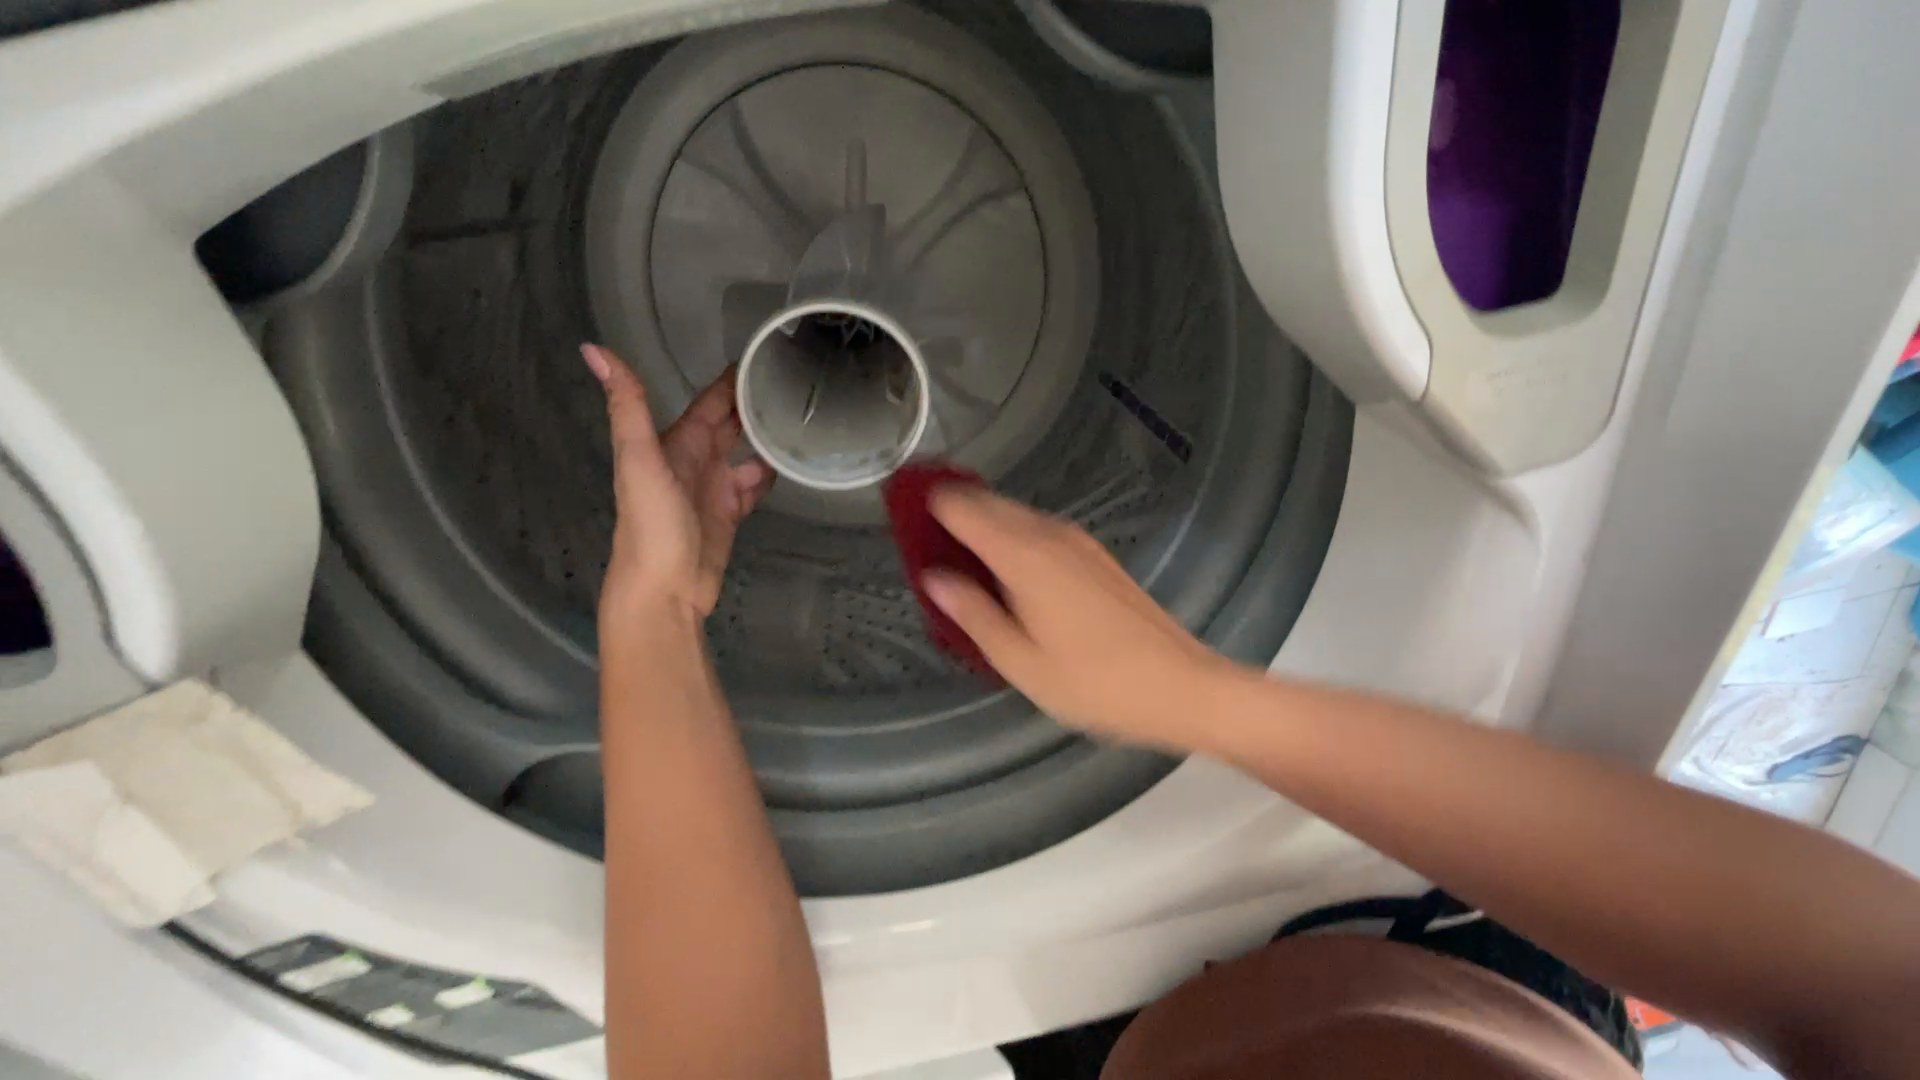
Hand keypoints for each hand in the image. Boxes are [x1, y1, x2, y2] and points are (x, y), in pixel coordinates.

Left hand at [583, 343, 773, 630]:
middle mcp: (696, 461)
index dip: (732, 379)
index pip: (709, 401)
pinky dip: (769, 474)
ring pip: (745, 452)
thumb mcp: (638, 459)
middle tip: (796, 379)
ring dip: (766, 437)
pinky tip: (791, 464)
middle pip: (730, 423)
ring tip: (803, 419)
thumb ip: (627, 406)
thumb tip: (593, 348)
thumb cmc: (652, 524)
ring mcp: (715, 489)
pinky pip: (753, 486)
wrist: (664, 590)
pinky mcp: (730, 515)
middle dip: (754, 402)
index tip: (763, 353)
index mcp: (677, 443)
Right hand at [923, 486, 1232, 747]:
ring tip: (957, 561)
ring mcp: (1079, 542)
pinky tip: (1005, 575)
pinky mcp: (1096, 557)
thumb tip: (934, 578)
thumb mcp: (1020, 661)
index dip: (929, 503)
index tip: (902, 512)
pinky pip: (1039, 532)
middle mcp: (1051, 535)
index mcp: (1024, 555)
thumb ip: (973, 614)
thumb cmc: (1094, 684)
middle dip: (953, 513)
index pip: (964, 507)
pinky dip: (1012, 540)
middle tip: (922, 541)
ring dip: (983, 526)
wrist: (1181, 686)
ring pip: (1016, 517)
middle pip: (990, 504)